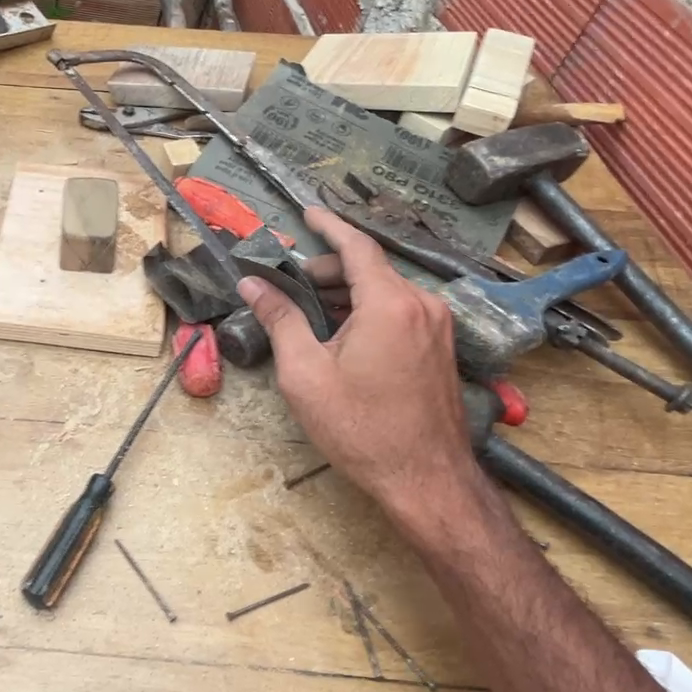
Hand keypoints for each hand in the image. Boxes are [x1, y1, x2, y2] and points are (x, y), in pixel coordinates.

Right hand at [238, 207, 475, 512]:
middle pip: (369, 268)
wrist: (426, 479)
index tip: (307, 212)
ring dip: (346, 293)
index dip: (328, 226)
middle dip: (328, 270)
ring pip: (384, 291)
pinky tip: (342, 335)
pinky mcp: (441, 348)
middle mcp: (422, 305)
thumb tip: (251, 284)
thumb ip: (280, 319)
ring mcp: (438, 327)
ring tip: (310, 315)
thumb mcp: (305, 373)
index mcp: (390, 303)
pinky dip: (367, 311)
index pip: (357, 247)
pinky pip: (399, 312)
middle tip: (290, 287)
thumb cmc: (360, 427)